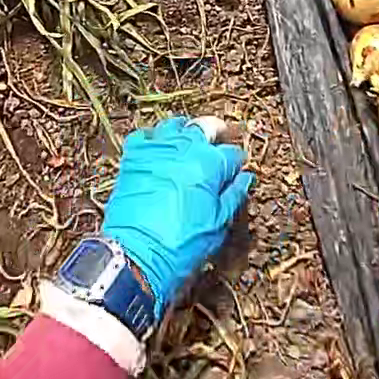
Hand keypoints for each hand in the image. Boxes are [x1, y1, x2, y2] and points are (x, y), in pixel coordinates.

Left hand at [102, 117, 254, 305]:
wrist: (135, 254)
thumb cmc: (181, 243)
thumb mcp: (217, 224)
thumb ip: (233, 195)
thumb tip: (244, 179)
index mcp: (211, 162)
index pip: (232, 153)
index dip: (235, 165)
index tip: (233, 174)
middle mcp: (186, 146)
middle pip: (207, 126)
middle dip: (217, 134)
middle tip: (217, 147)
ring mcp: (158, 147)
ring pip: (176, 124)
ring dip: (185, 132)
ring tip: (187, 145)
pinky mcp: (134, 155)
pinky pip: (144, 136)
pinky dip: (153, 140)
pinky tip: (157, 152)